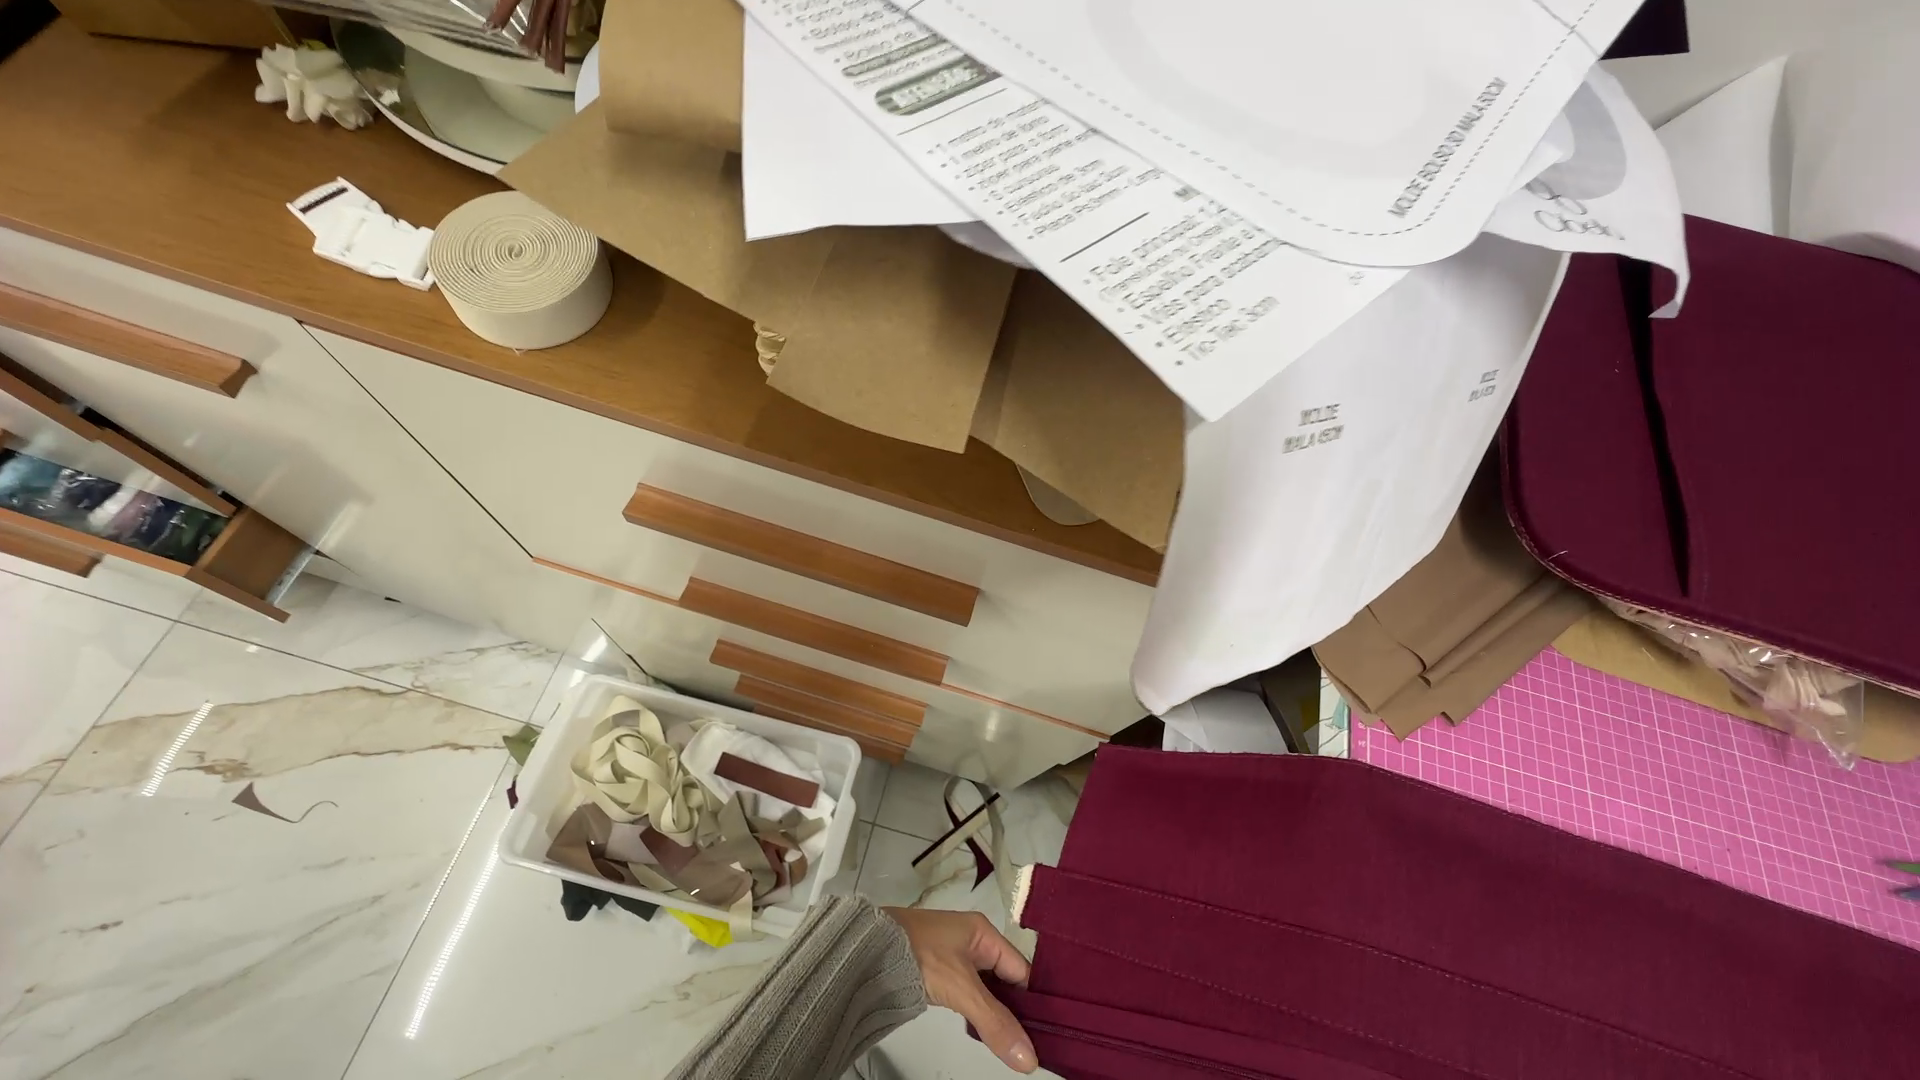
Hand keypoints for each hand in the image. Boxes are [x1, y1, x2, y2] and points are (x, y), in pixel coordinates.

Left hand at [884, 907, 1037, 1072]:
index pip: (1021, 969)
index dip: (1034, 999)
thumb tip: (1030, 1060)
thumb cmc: (920, 956)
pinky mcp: (941, 973)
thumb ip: (996, 1023)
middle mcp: (974, 941)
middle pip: (1006, 980)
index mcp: (984, 932)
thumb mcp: (962, 989)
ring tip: (1014, 1044)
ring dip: (996, 1014)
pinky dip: (978, 1013)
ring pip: (988, 990)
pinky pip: (970, 995)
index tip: (1050, 1031)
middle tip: (1033, 1044)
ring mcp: (956, 957)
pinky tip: (985, 1033)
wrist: (870, 951)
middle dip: (1017, 1010)